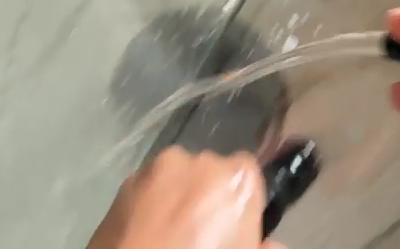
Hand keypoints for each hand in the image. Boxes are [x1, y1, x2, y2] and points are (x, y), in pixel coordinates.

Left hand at [87, 147, 269, 248]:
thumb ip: (266, 248)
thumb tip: (273, 246)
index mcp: (237, 179)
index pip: (249, 173)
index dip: (242, 204)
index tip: (234, 231)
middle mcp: (199, 160)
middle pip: (211, 173)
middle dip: (207, 199)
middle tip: (202, 239)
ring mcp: (159, 166)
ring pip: (178, 178)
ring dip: (177, 200)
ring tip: (170, 240)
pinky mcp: (126, 181)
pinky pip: (149, 188)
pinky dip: (150, 206)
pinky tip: (146, 238)